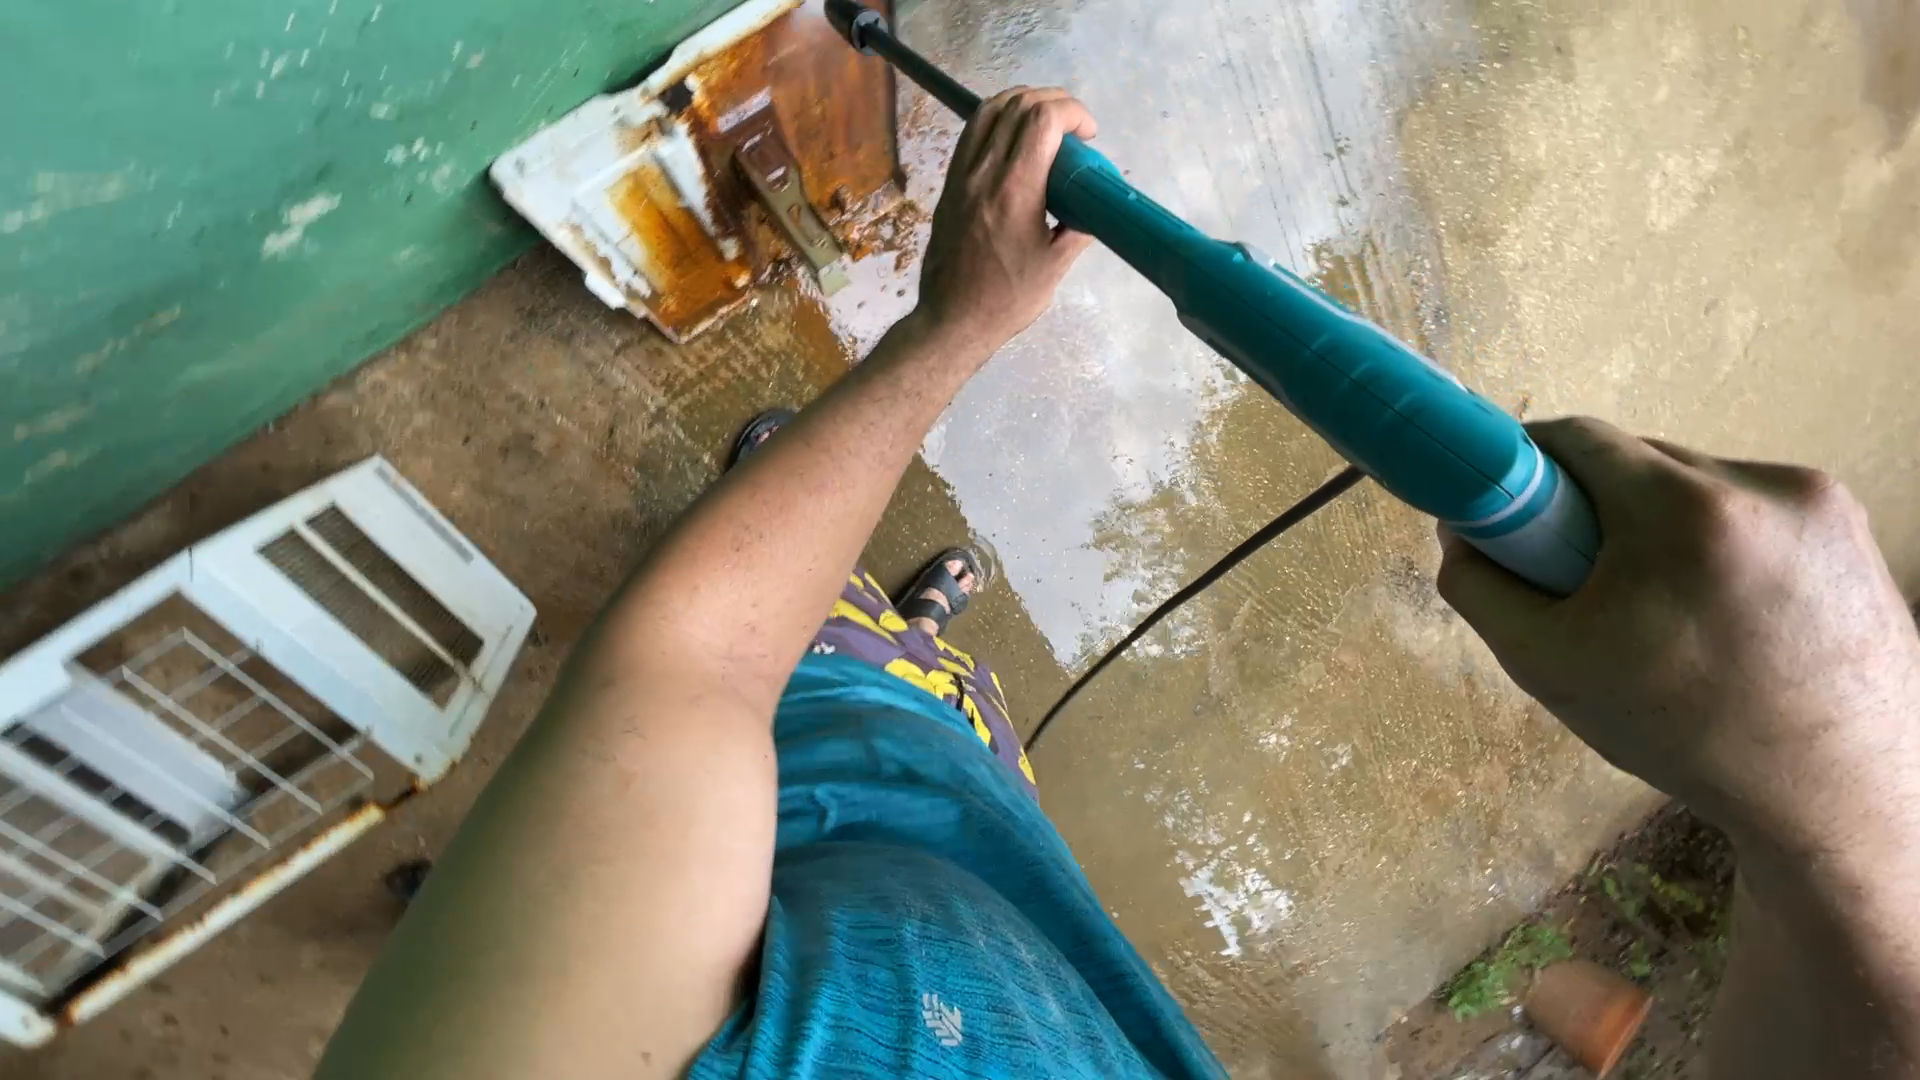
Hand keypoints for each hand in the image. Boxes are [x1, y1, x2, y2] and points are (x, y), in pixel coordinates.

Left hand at [914, 87, 1097, 355]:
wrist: (952, 321)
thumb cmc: (1006, 300)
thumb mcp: (1054, 267)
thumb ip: (1079, 229)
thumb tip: (1096, 207)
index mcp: (1015, 191)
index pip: (1042, 119)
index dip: (1072, 112)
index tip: (1088, 134)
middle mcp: (984, 174)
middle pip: (1017, 104)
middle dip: (1053, 102)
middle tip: (1072, 129)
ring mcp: (961, 177)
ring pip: (988, 111)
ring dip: (1021, 104)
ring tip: (1043, 125)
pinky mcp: (949, 187)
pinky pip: (971, 135)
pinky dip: (996, 122)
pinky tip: (1012, 142)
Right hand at [1436, 417, 1919, 852]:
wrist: (1839, 796)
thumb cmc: (1675, 727)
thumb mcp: (1539, 660)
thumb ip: (1474, 584)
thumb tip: (1458, 531)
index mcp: (1687, 510)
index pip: (1575, 438)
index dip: (1519, 462)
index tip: (1500, 507)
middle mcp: (1768, 486)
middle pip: (1630, 457)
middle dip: (1579, 500)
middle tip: (1560, 566)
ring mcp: (1823, 505)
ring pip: (1683, 480)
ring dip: (1638, 517)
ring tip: (1638, 597)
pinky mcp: (1852, 530)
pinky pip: (1735, 505)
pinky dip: (1694, 535)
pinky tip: (1697, 601)